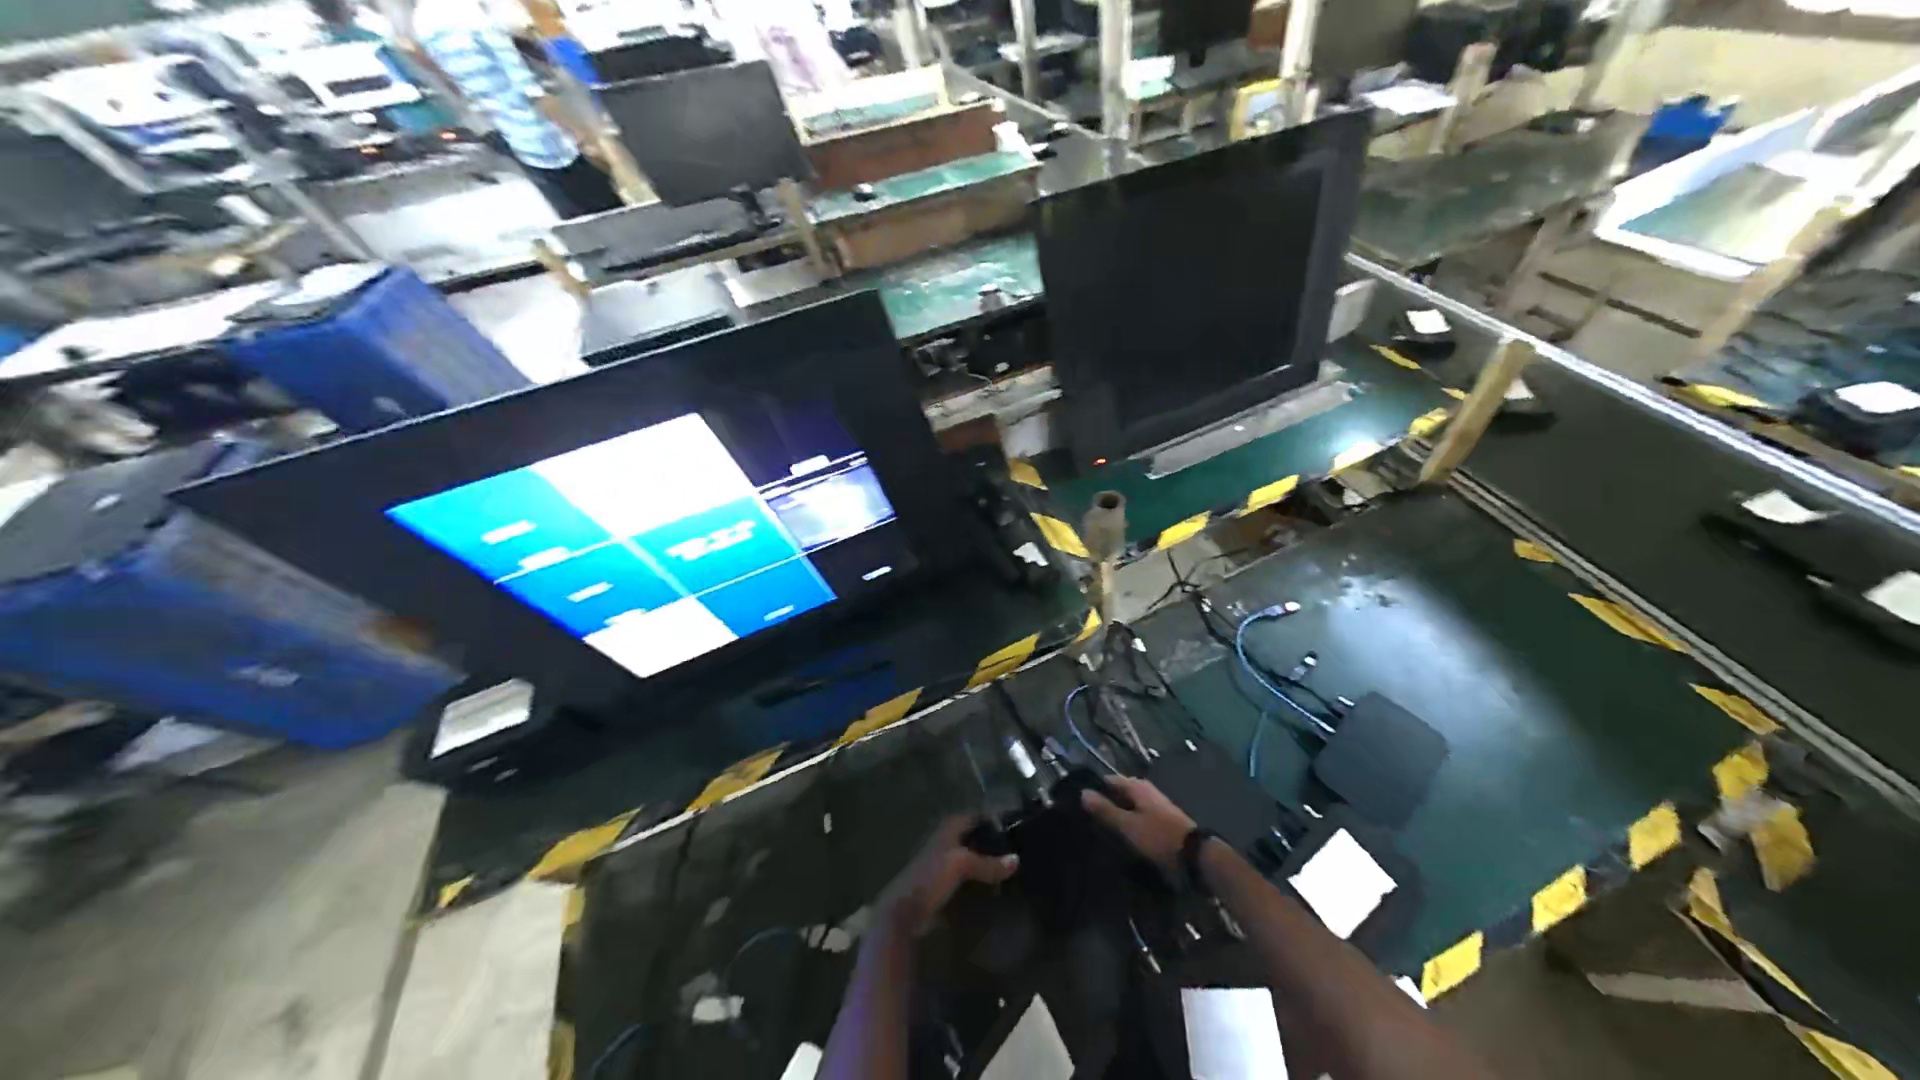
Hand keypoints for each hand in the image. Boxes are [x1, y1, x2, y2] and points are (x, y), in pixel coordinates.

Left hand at [882, 815, 1018, 934]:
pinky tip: (994, 885)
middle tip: (1017, 849)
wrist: (905, 910)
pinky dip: (980, 878)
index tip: (1015, 827)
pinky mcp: (943, 883)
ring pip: (971, 856)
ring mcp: (943, 863)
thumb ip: (988, 863)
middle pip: (973, 836)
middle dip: (993, 842)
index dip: (992, 820)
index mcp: (948, 829)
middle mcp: (946, 841)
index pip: (975, 817)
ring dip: (987, 862)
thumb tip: (1017, 860)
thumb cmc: (930, 876)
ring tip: (1010, 869)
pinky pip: (967, 875)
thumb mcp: (961, 864)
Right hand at [1080, 777, 1194, 875]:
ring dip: (1116, 815)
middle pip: (1118, 793)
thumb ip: (1105, 809)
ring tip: (1098, 829)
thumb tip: (1083, 792)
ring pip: (1127, 806)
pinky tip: (1118, 836)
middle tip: (1086, 819)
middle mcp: (1145, 791)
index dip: (1094, 789)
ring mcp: (1154, 806)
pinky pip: (1136, 818)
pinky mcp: (1160, 821)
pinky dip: (1127, 824)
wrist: (1194, 857)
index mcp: (1137, 786)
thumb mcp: (1127, 825)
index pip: (1108, 780)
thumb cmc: (1158, 836)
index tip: (1077, 802)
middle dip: (1104, 803)